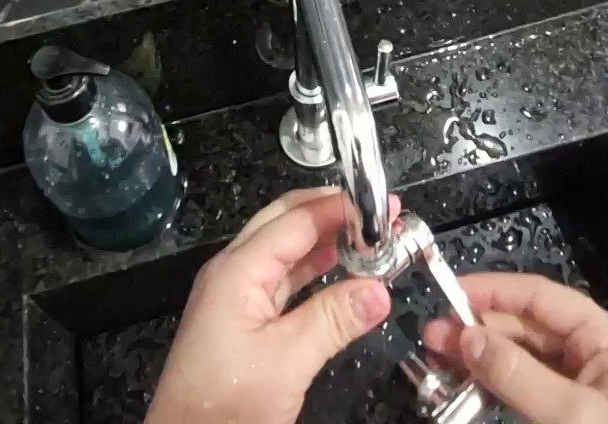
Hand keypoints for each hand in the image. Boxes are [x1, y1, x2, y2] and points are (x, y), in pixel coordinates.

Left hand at [147, 187, 393, 423]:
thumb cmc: (227, 406)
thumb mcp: (287, 362)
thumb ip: (334, 320)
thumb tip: (380, 290)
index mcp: (238, 269)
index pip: (295, 220)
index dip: (337, 208)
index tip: (378, 203)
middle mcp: (234, 270)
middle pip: (285, 222)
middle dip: (329, 212)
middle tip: (373, 212)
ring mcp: (235, 293)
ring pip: (284, 249)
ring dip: (323, 239)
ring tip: (365, 236)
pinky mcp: (241, 318)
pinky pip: (281, 278)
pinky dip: (312, 268)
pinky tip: (339, 268)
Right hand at [422, 273, 607, 423]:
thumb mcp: (572, 416)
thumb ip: (517, 375)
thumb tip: (466, 337)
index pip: (539, 296)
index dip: (491, 291)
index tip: (448, 295)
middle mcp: (599, 353)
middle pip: (529, 327)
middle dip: (480, 329)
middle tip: (433, 338)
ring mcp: (591, 386)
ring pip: (527, 359)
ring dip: (485, 359)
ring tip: (441, 361)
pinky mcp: (581, 415)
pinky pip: (534, 389)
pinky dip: (502, 386)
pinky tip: (472, 388)